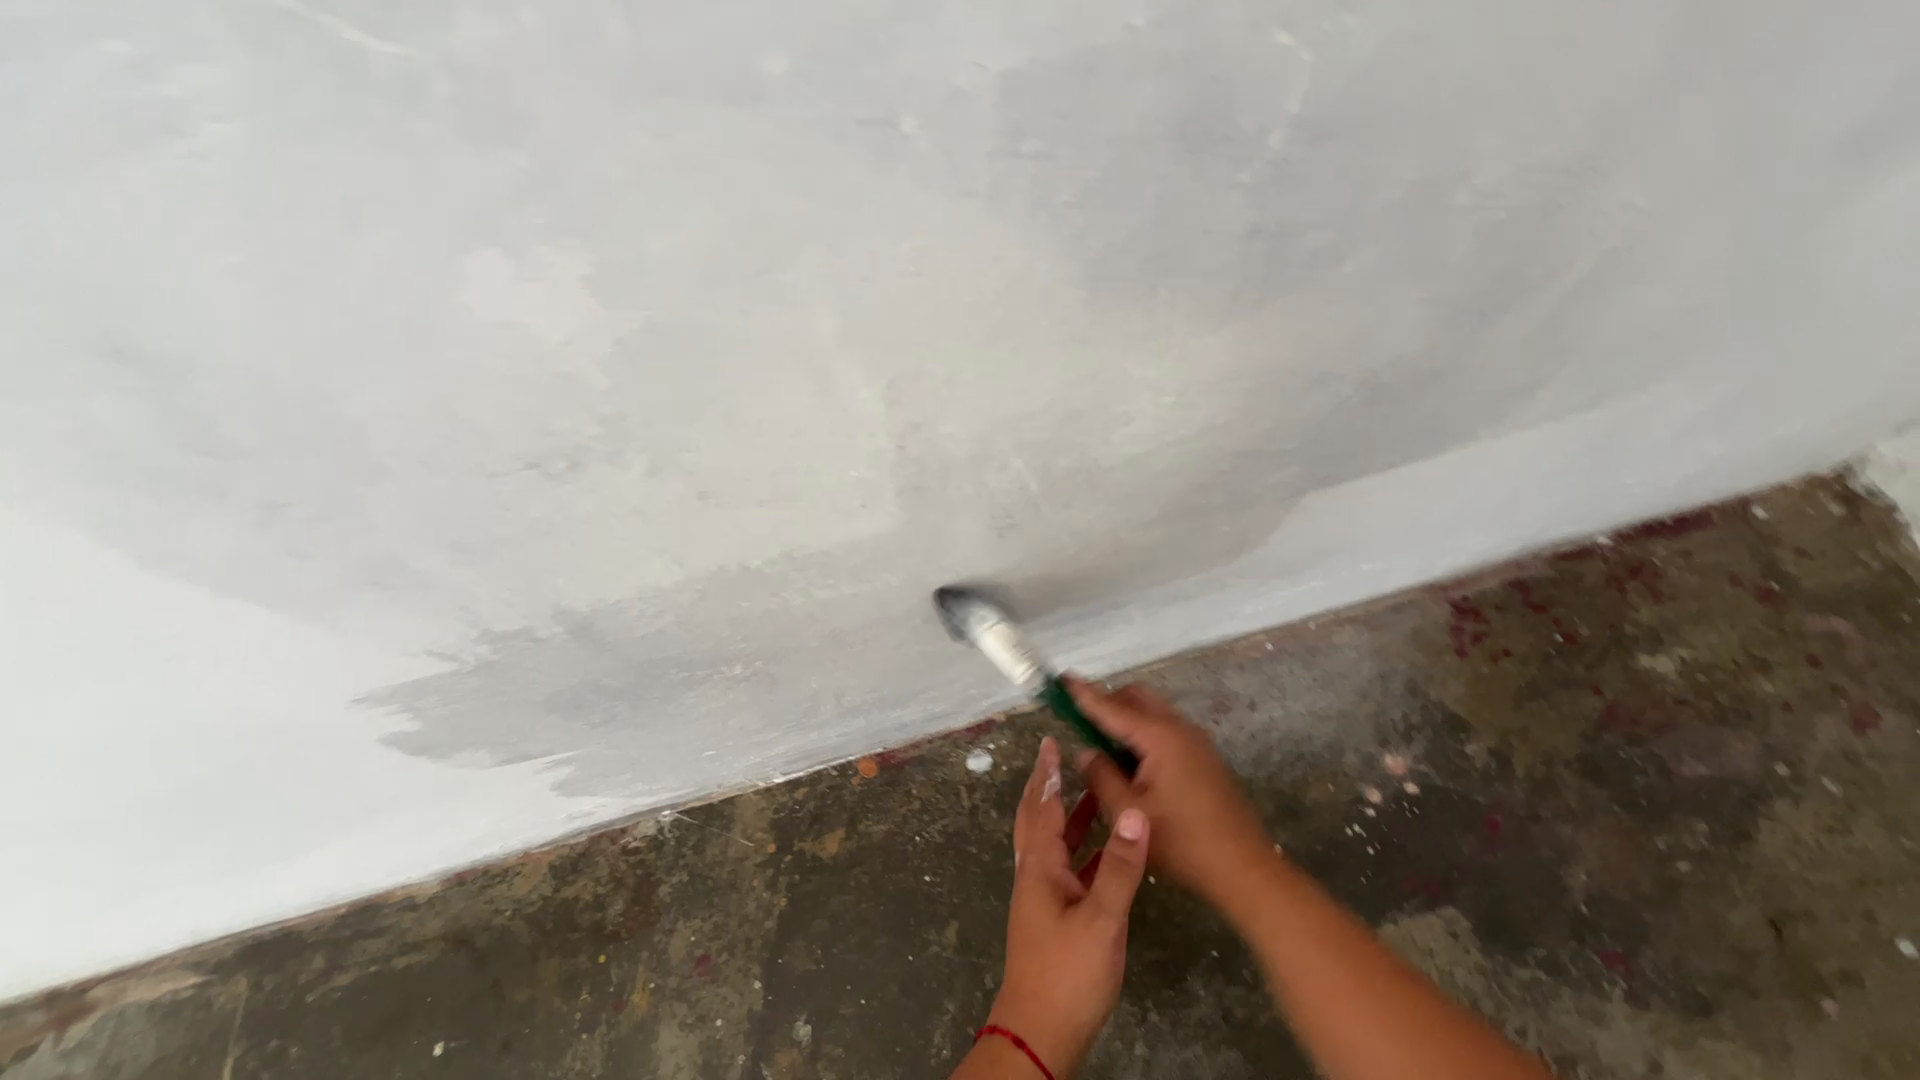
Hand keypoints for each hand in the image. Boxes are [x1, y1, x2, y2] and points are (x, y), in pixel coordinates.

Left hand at [986, 736, 1150, 1076]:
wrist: (1041, 1031)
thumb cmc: (1067, 972)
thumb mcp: (1101, 919)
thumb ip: (1120, 866)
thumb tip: (1134, 812)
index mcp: (1039, 867)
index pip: (1041, 807)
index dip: (1046, 774)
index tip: (1051, 742)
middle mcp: (1036, 874)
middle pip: (1037, 819)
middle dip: (1048, 786)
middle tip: (1063, 757)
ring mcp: (1045, 897)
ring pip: (1054, 844)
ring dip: (1068, 815)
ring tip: (1093, 792)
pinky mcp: (1057, 918)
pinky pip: (1070, 868)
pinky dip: (1085, 850)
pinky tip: (1109, 850)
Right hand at [1067, 676, 1273, 907]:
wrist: (1243, 868)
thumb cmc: (1183, 843)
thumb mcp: (1129, 813)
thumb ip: (1101, 777)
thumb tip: (1085, 752)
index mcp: (1161, 738)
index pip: (1112, 707)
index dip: (1084, 693)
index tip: (1062, 678)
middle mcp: (1180, 730)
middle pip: (1138, 698)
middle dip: (1107, 701)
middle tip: (1080, 719)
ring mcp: (1196, 743)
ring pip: (1154, 713)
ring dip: (1126, 719)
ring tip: (1102, 746)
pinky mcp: (1203, 758)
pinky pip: (1166, 731)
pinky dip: (1143, 734)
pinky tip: (1132, 764)